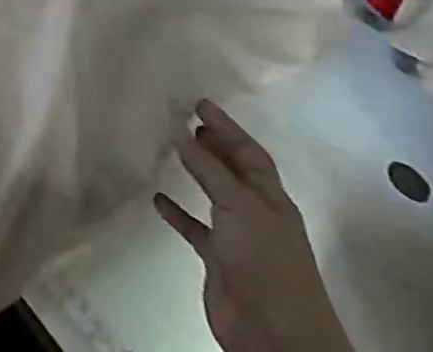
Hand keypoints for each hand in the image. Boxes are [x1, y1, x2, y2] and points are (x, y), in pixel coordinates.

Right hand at [154, 101, 352, 351]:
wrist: (275, 333)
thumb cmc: (266, 260)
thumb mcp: (240, 207)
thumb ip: (210, 171)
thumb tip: (180, 135)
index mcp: (271, 198)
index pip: (249, 153)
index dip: (228, 127)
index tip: (200, 103)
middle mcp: (255, 212)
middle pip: (233, 170)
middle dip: (214, 145)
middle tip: (185, 120)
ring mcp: (237, 236)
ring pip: (213, 195)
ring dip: (195, 173)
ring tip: (170, 149)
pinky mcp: (217, 258)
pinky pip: (194, 227)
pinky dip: (176, 211)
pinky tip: (157, 198)